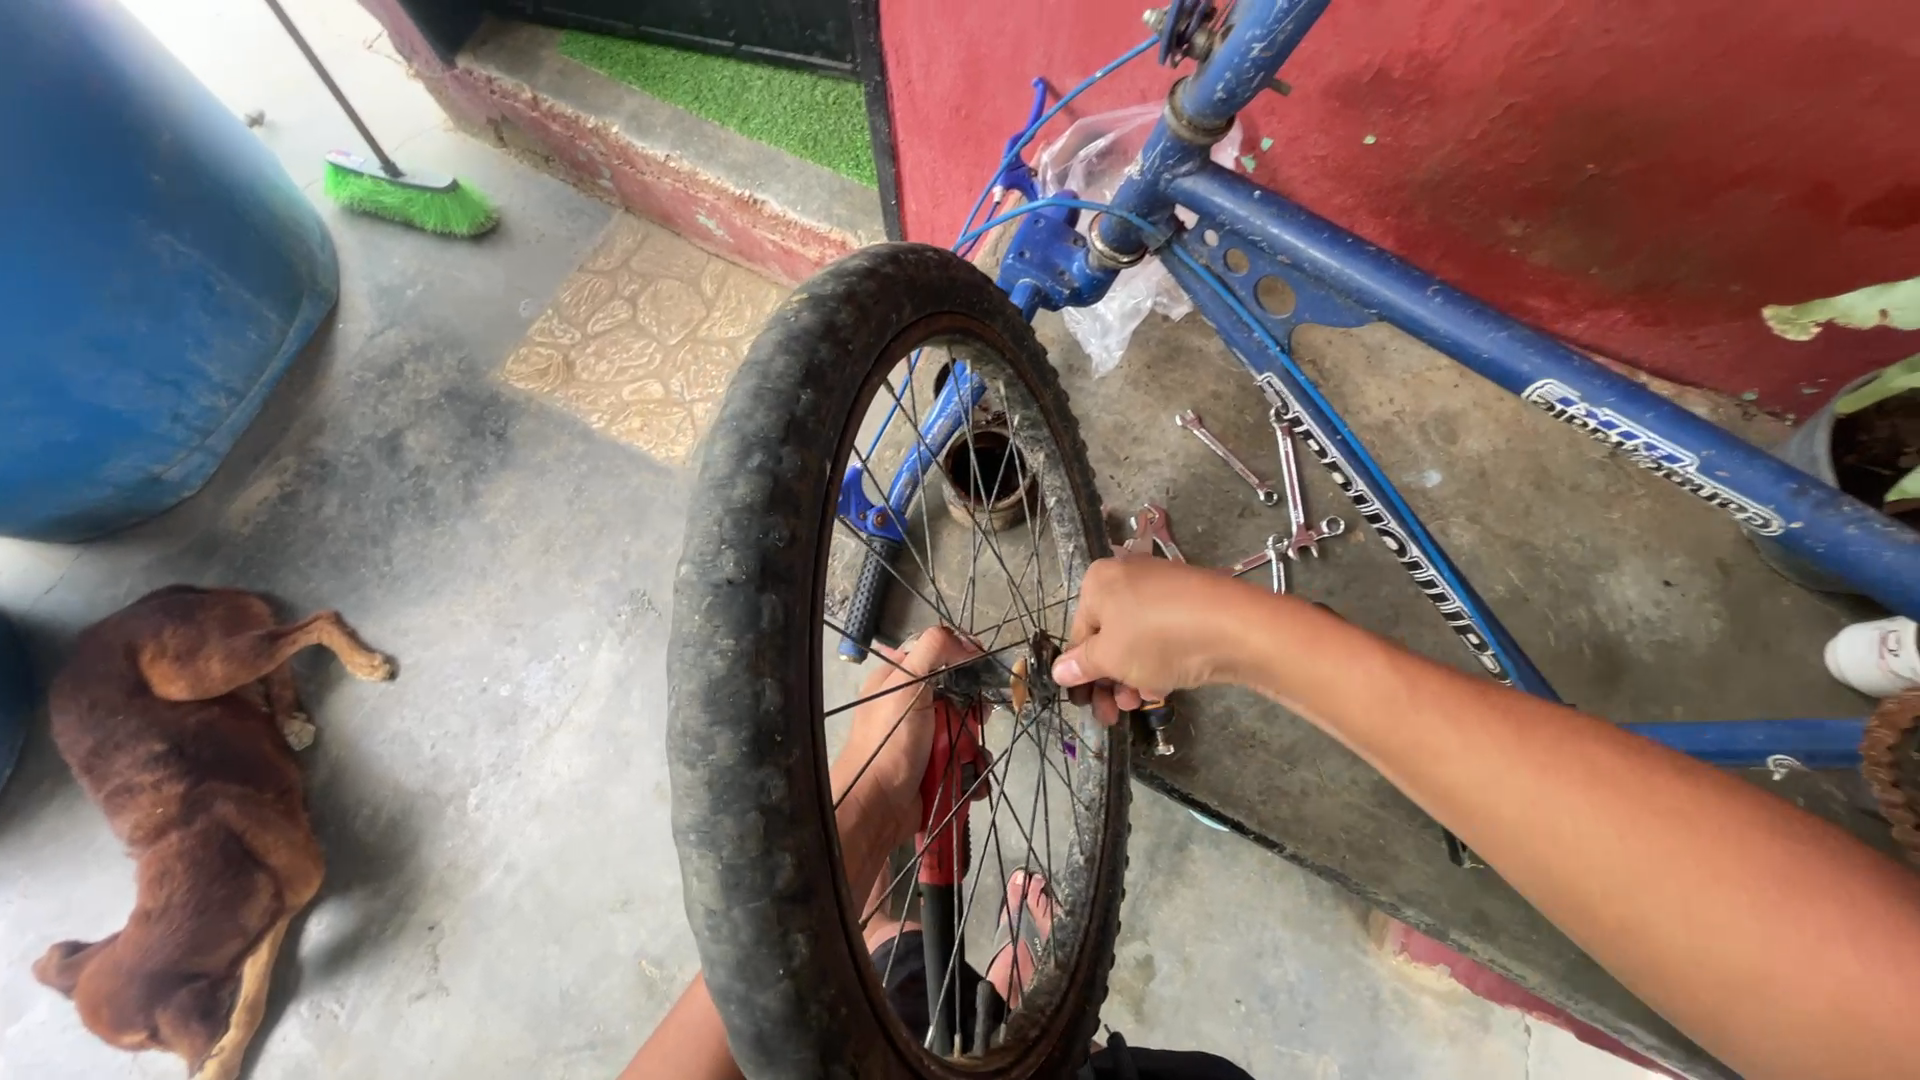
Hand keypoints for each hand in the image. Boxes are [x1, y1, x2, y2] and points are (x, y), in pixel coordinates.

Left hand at [831, 627, 980, 853]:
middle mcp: (911, 706)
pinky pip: (966, 760)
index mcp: (896, 680)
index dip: (962, 655)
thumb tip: (966, 642)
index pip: (935, 654)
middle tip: (983, 715)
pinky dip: (974, 769)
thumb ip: (933, 651)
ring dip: (977, 744)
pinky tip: (975, 775)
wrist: (877, 807)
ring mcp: (924, 739)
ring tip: (977, 755)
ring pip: (965, 728)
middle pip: (957, 693)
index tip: (984, 662)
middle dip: (975, 706)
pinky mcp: (936, 767)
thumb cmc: (889, 741)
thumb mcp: (905, 684)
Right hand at [1050, 556, 1268, 723]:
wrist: (1235, 626)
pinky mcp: (1191, 600)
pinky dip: (1159, 658)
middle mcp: (1126, 576)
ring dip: (1134, 674)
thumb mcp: (1111, 659)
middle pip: (1108, 635)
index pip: (1079, 632)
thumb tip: (1059, 670)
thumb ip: (1082, 666)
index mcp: (1098, 581)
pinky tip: (1166, 683)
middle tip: (1115, 712)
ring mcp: (1161, 586)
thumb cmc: (1158, 639)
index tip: (1088, 703)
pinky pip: (1163, 632)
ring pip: (1136, 637)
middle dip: (1110, 678)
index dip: (1082, 671)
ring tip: (1144, 700)